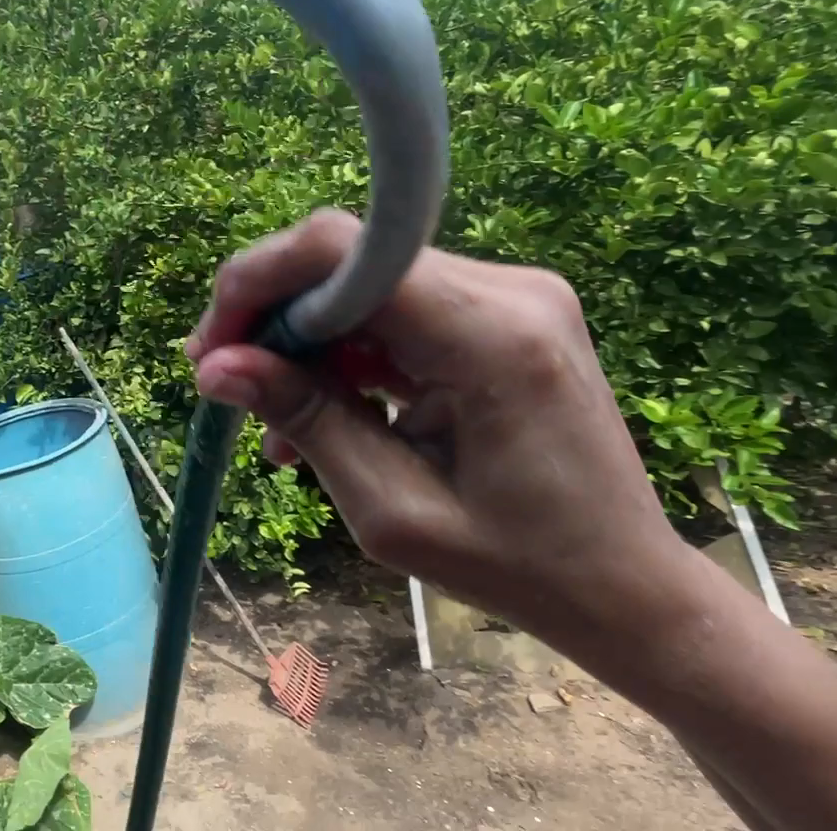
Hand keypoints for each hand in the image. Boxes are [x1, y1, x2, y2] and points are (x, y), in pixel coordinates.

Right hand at [184, 208, 687, 651]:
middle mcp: (506, 290)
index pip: (341, 252)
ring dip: (301, 341)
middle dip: (268, 316)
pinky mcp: (498, 312)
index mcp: (490, 335)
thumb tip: (214, 368)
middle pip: (343, 262)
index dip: (257, 281)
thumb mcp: (391, 508)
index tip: (211, 347)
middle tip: (222, 380)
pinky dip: (342, 352)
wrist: (625, 585)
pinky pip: (391, 309)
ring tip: (271, 418)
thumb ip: (305, 421)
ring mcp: (508, 295)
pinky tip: (320, 411)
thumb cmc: (517, 566)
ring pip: (358, 284)